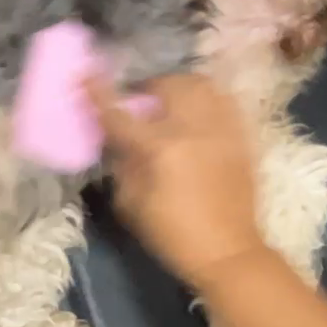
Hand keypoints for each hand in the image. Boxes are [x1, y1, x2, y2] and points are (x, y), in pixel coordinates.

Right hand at [88, 73, 267, 289]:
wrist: (228, 252)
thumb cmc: (171, 234)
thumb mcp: (130, 204)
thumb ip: (123, 165)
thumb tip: (120, 142)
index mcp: (161, 149)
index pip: (121, 113)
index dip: (99, 92)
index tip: (84, 74)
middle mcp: (194, 130)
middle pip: (170, 85)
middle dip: (148, 87)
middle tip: (137, 102)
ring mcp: (224, 130)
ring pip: (202, 86)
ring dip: (179, 88)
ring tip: (169, 104)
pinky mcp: (243, 138)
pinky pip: (224, 102)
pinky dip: (205, 101)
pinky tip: (195, 117)